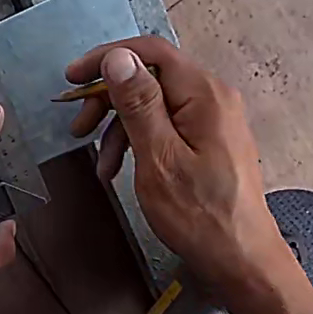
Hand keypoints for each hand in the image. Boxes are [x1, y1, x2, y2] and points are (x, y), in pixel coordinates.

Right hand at [67, 37, 296, 298]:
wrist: (240, 260)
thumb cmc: (199, 215)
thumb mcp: (159, 158)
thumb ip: (139, 104)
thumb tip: (118, 57)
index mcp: (204, 94)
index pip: (150, 53)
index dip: (107, 59)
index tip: (71, 78)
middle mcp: (213, 98)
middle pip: (151, 79)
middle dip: (109, 100)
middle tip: (78, 128)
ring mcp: (213, 122)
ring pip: (154, 107)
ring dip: (120, 130)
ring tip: (101, 167)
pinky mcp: (209, 143)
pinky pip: (166, 129)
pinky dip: (139, 145)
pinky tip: (120, 171)